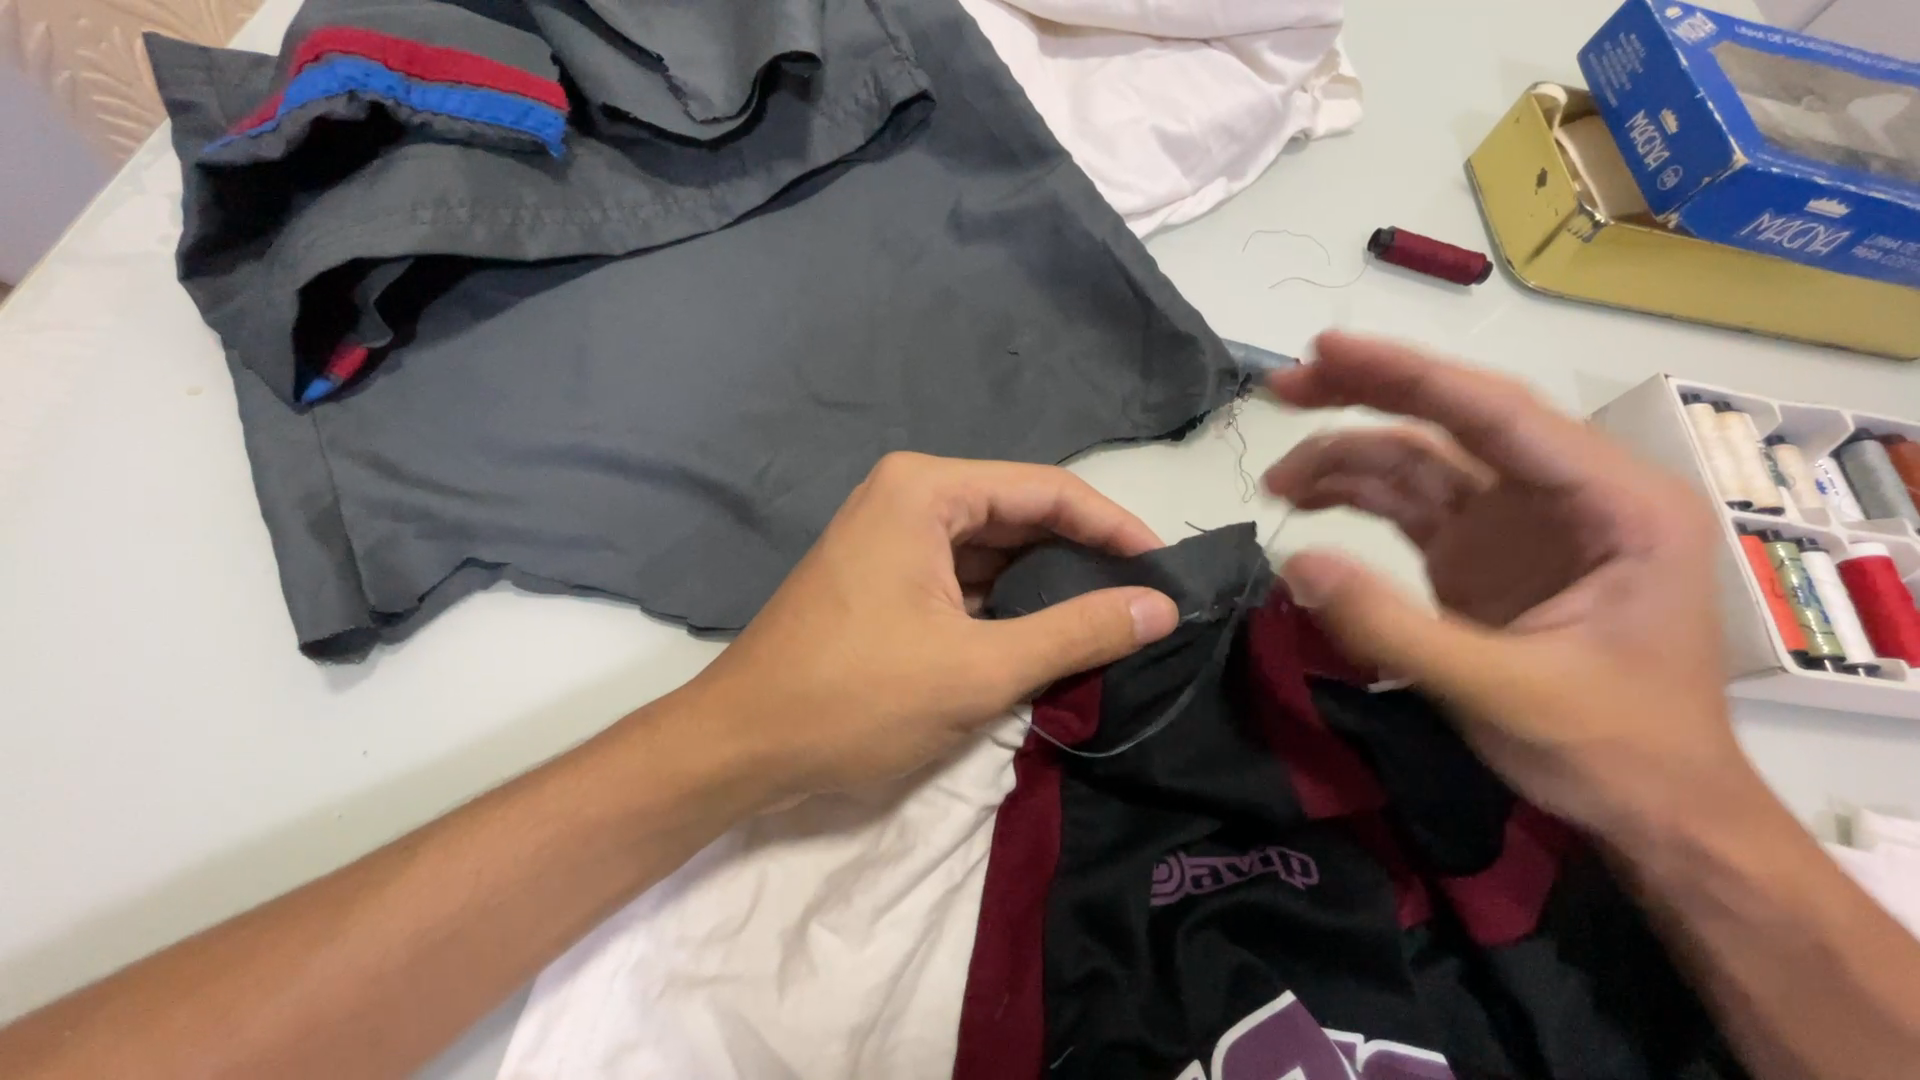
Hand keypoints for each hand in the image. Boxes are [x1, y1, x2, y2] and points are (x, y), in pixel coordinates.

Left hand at [676, 452, 1180, 799]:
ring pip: (994, 550)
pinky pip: (965, 578)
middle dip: (1083, 557)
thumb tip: (1161, 606)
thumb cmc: (855, 699)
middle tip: (1145, 602)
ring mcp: (892, 536)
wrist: (741, 746)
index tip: (1166, 571)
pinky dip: (1007, 604)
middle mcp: (908, 496)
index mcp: (926, 490)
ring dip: (1047, 584)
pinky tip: (1046, 635)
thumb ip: (1078, 632)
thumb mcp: (980, 669)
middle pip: (1021, 515)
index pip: (1047, 491)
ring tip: (1110, 621)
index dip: (1113, 528)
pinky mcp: (885, 577)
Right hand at [1263, 331, 1749, 837]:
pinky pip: (1410, 506)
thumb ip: (1392, 627)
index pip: (1497, 415)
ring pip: (1422, 462)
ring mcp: (1519, 523)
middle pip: (1454, 421)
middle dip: (1366, 397)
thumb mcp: (1501, 691)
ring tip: (1275, 480)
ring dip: (1346, 458)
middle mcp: (1568, 494)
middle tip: (1282, 390)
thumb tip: (1291, 564)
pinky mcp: (1481, 553)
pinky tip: (1306, 503)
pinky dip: (1355, 499)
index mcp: (1614, 503)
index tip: (1325, 350)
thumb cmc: (1611, 747)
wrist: (1654, 810)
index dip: (1406, 376)